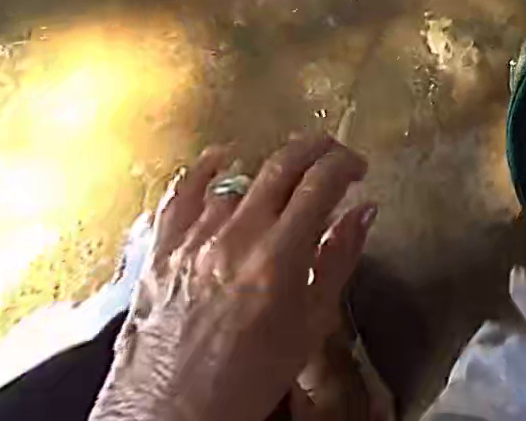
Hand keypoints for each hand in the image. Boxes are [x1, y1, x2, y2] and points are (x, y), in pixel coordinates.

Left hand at [91, 136, 375, 420]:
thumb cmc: (251, 377)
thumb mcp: (312, 323)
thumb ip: (341, 258)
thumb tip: (366, 208)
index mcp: (278, 257)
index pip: (322, 180)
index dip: (348, 162)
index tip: (359, 169)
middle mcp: (236, 239)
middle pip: (284, 163)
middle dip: (319, 148)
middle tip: (335, 155)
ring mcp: (192, 243)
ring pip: (241, 177)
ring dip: (274, 170)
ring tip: (289, 179)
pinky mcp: (159, 254)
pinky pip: (179, 196)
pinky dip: (204, 171)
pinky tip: (222, 159)